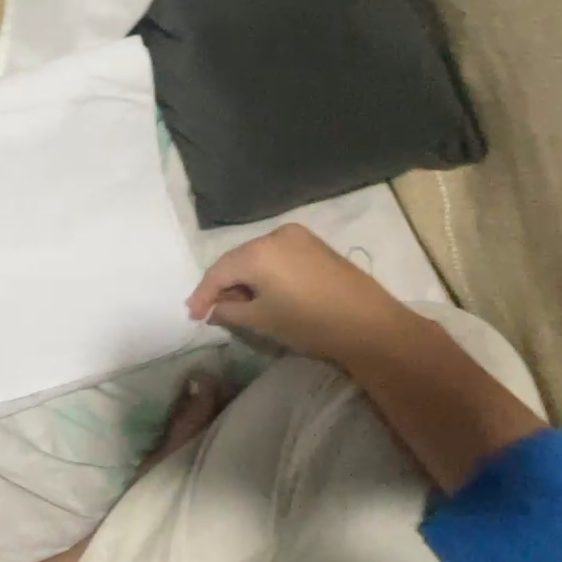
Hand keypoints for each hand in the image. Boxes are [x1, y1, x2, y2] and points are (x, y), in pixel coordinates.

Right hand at [185, 224, 418, 365]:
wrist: (369, 325)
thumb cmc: (308, 323)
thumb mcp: (260, 321)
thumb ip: (228, 311)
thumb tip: (213, 309)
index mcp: (257, 252)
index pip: (217, 272)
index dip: (201, 295)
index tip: (192, 316)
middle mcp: (275, 235)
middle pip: (235, 260)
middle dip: (222, 285)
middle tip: (211, 310)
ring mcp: (298, 237)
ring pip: (256, 257)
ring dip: (243, 279)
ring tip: (237, 305)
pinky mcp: (315, 245)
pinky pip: (276, 256)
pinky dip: (263, 273)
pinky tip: (262, 293)